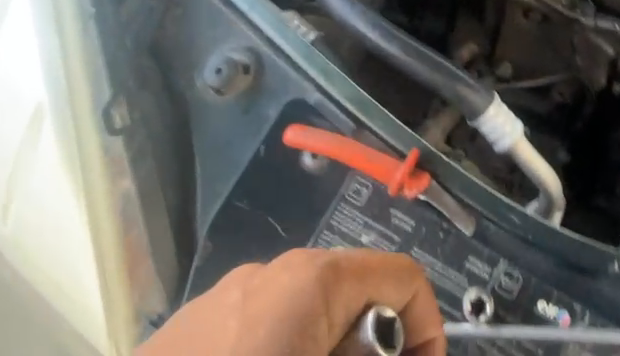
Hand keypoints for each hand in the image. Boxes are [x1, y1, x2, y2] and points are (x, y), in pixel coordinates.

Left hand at [138, 249, 446, 355]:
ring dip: (329, 349)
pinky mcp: (191, 328)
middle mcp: (276, 271)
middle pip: (358, 294)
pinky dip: (283, 351)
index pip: (405, 278)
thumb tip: (406, 353)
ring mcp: (228, 296)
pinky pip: (262, 331)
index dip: (428, 330)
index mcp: (316, 278)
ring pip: (310, 314)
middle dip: (375, 346)